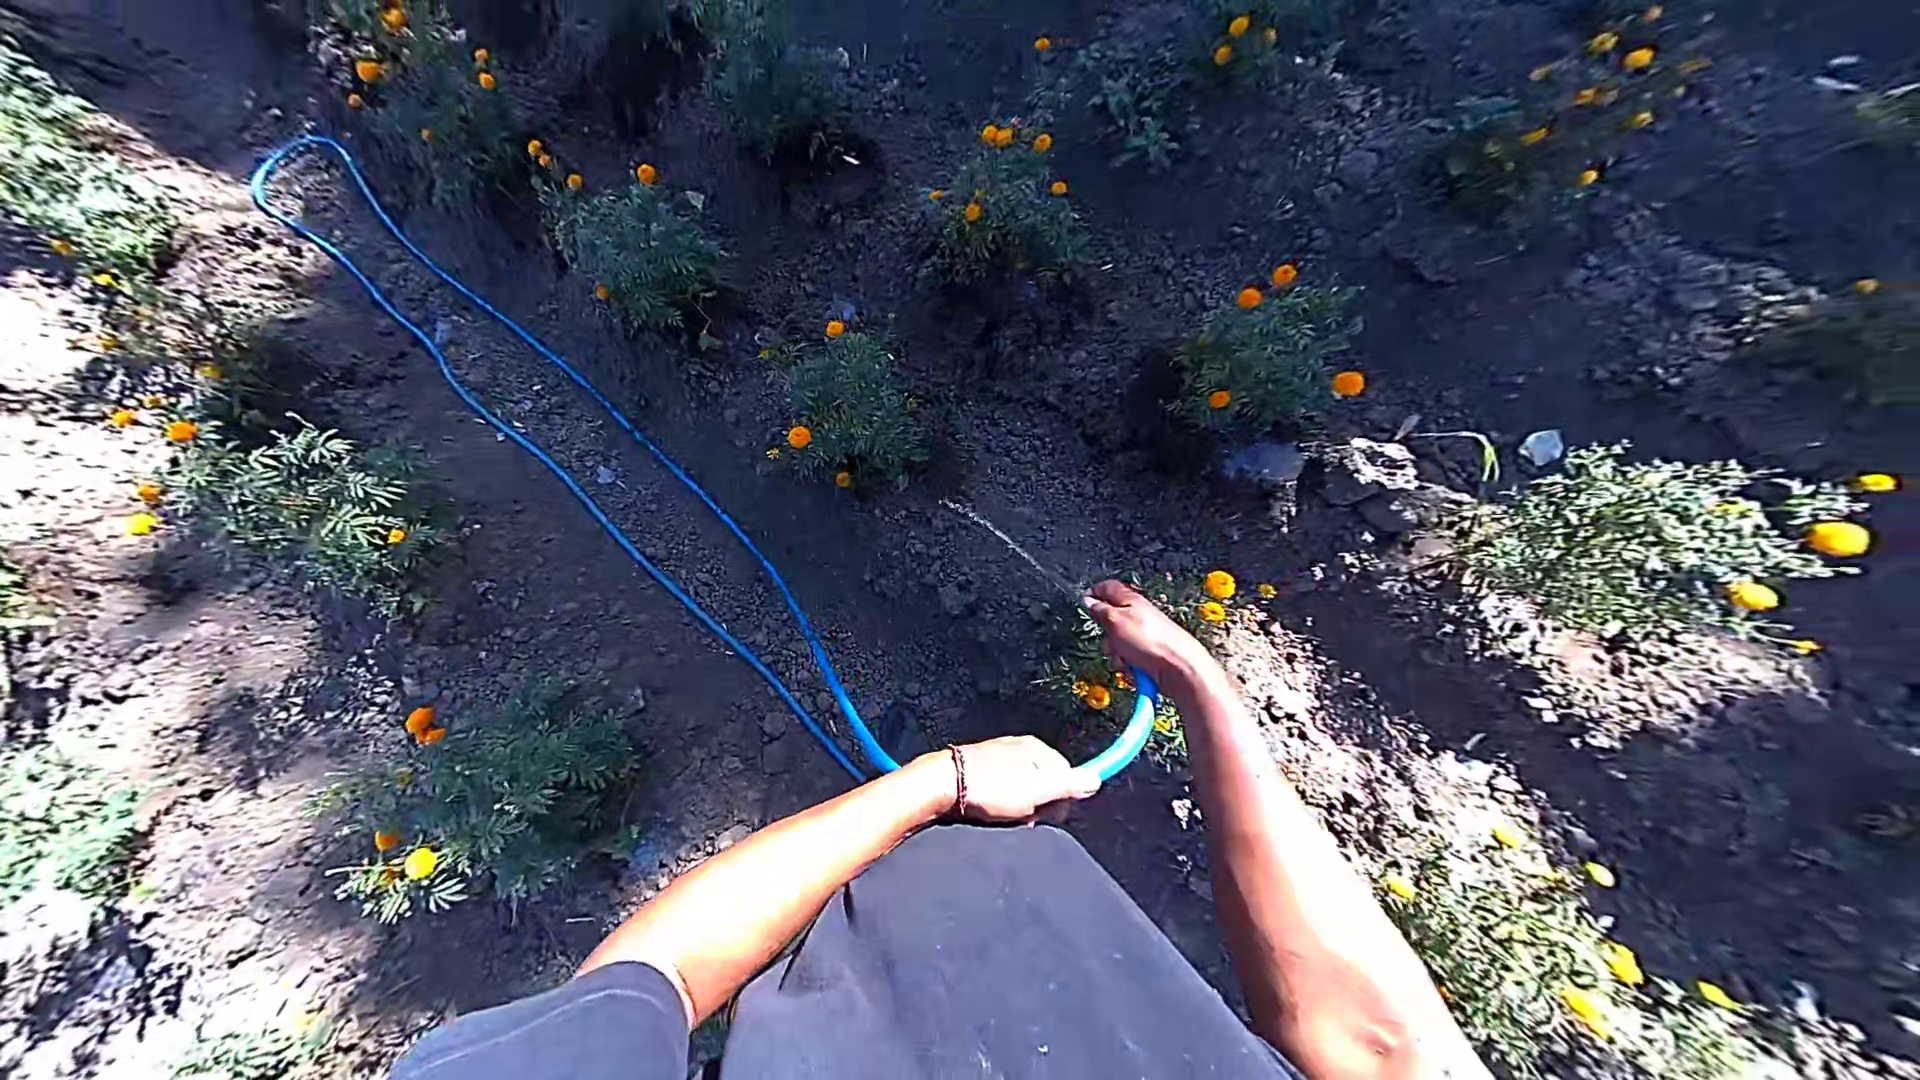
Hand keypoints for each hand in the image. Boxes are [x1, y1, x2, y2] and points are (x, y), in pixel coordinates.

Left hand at [918, 736, 1099, 822]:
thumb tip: (1096, 779)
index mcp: (1036, 748)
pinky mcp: (983, 769)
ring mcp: (1001, 757)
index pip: (1068, 775)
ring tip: (1002, 814)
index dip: (1062, 799)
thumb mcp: (1036, 791)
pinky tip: (989, 811)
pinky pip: (1004, 791)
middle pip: (1046, 784)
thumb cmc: (988, 787)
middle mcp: (1020, 748)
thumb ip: (1068, 785)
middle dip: (1039, 805)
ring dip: (1018, 808)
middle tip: (1022, 815)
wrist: (941, 784)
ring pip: (1024, 791)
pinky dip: (1001, 805)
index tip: (1050, 812)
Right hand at [1081, 579, 1219, 693]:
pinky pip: (1127, 658)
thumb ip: (1099, 610)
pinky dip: (1127, 665)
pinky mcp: (1147, 655)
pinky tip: (1134, 667)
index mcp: (1131, 600)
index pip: (1107, 588)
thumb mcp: (1116, 620)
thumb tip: (1088, 601)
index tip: (1084, 604)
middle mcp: (1138, 616)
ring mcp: (1143, 636)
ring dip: (1115, 653)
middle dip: (1105, 634)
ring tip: (1126, 657)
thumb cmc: (1152, 641)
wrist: (1179, 668)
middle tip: (1111, 640)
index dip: (1094, 594)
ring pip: (1116, 643)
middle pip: (1109, 621)